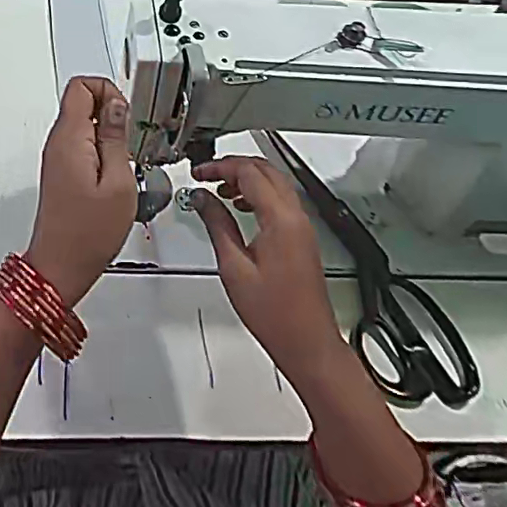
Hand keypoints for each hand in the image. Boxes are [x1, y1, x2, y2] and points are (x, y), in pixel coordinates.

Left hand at [26, 77, 136, 303]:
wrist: (61, 265)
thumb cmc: (87, 234)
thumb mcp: (118, 182)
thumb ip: (117, 138)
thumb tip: (117, 105)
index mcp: (69, 139)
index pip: (81, 86)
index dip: (109, 91)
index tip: (127, 116)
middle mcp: (58, 143)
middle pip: (82, 100)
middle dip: (112, 111)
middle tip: (130, 140)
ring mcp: (58, 157)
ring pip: (84, 121)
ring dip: (109, 131)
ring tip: (125, 159)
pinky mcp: (62, 170)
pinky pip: (83, 142)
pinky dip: (103, 147)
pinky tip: (116, 171)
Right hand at [189, 157, 346, 383]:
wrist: (306, 340)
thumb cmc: (276, 314)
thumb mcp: (234, 266)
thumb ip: (217, 225)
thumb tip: (203, 199)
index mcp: (280, 219)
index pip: (249, 173)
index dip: (221, 166)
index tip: (201, 172)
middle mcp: (296, 217)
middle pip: (265, 170)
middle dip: (234, 166)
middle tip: (207, 174)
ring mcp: (302, 226)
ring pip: (275, 183)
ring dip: (247, 178)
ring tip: (219, 189)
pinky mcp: (302, 236)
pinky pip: (281, 201)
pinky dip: (259, 194)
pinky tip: (240, 208)